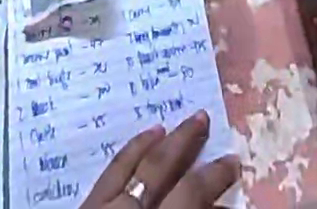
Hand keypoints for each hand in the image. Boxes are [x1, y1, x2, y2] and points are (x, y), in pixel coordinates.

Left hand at [81, 111, 239, 208]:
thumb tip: (215, 204)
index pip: (192, 193)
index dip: (215, 178)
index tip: (234, 160)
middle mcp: (128, 205)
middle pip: (160, 167)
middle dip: (184, 142)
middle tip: (204, 117)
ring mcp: (100, 205)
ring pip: (128, 164)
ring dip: (150, 145)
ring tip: (167, 126)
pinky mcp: (82, 207)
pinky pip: (105, 175)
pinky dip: (124, 157)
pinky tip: (132, 148)